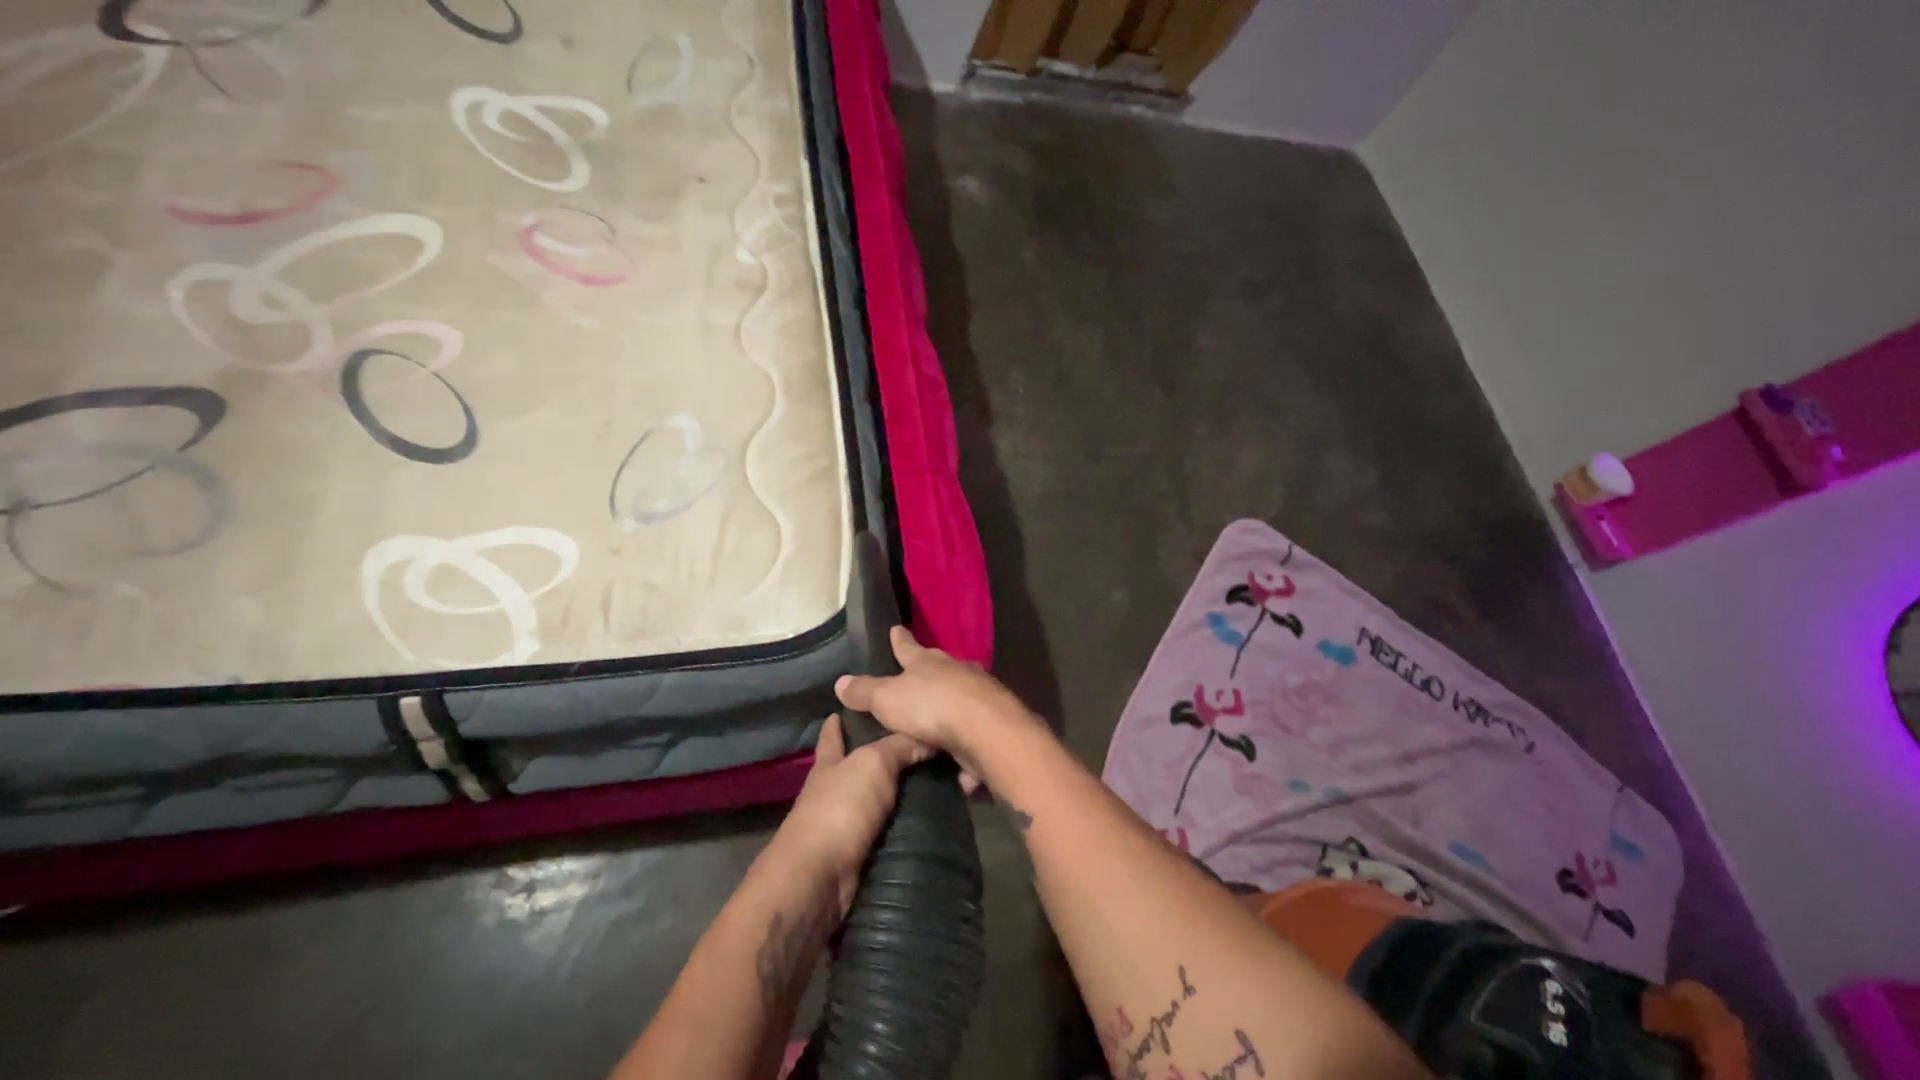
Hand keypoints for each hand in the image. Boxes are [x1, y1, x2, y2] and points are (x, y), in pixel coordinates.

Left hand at [768, 714, 933, 915]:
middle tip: (920, 749)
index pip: (832, 735)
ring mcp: (842, 828)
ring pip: (874, 804)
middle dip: (879, 759)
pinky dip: (902, 829)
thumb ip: (897, 746)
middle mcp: (832, 794)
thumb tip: (926, 735)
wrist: (820, 878)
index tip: (852, 707)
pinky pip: (885, 835)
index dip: (839, 721)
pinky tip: (926, 825)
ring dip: (896, 798)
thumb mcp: (872, 764)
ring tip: (937, 786)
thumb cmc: (839, 809)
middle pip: (856, 770)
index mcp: (828, 765)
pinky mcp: (856, 857)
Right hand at [834, 626, 1039, 782]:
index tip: (896, 628)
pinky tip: (962, 771)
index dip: (899, 639)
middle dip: (931, 673)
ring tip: (939, 730)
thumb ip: (865, 691)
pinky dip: (967, 750)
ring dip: (952, 712)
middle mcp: (957, 673)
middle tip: (921, 678)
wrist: (985, 730)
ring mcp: (980, 697)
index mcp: (928, 662)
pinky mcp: (993, 725)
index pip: (908, 647)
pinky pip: (975, 737)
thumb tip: (840, 681)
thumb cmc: (930, 706)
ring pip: (962, 700)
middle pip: (941, 670)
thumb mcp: (886, 699)